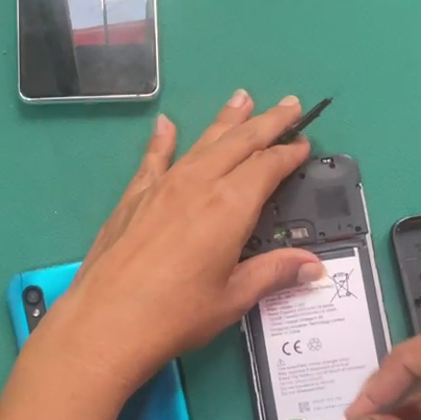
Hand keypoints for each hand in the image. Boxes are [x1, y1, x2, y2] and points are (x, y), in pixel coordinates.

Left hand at [33, 91, 325, 392]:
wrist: (107, 321)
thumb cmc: (176, 314)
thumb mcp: (233, 298)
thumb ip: (273, 274)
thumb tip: (314, 267)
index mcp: (230, 206)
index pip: (268, 167)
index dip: (289, 153)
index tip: (304, 144)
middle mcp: (197, 184)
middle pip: (239, 143)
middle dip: (267, 122)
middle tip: (290, 105)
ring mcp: (162, 187)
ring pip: (200, 144)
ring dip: (225, 121)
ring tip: (242, 98)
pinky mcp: (133, 198)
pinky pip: (153, 160)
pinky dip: (162, 141)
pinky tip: (165, 125)